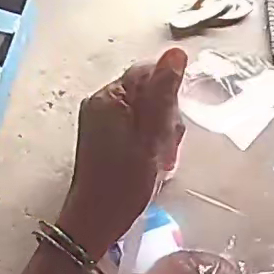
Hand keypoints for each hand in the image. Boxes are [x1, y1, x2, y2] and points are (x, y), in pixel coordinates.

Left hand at [58, 48, 187, 250]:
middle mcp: (101, 103)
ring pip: (146, 113)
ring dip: (159, 134)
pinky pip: (136, 129)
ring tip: (158, 160)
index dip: (169, 98)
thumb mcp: (152, 135)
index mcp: (110, 97)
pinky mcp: (104, 139)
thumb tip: (177, 54)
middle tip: (163, 149)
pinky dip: (148, 144)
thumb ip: (164, 93)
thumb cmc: (125, 181)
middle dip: (165, 119)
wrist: (97, 220)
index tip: (170, 126)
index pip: (150, 74)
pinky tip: (151, 163)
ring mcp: (101, 121)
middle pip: (149, 93)